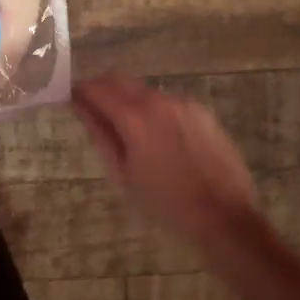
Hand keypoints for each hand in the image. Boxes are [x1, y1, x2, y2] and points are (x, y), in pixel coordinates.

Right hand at [72, 73, 258, 246]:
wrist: (227, 219)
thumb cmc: (168, 203)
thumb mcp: (124, 175)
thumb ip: (100, 135)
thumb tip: (80, 106)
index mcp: (134, 117)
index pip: (96, 87)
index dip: (80, 90)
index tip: (73, 99)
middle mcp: (157, 100)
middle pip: (119, 79)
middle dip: (102, 89)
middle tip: (96, 111)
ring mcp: (182, 103)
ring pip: (144, 90)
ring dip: (129, 100)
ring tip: (132, 131)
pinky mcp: (201, 111)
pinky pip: (168, 101)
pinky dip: (155, 110)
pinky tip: (162, 138)